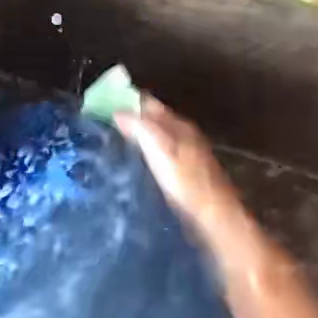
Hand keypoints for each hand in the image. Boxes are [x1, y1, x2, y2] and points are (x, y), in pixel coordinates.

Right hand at [114, 95, 249, 243]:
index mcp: (178, 125)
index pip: (148, 103)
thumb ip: (141, 129)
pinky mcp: (185, 171)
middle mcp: (184, 134)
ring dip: (137, 134)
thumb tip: (118, 111)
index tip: (101, 104)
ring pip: (156, 135)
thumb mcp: (161, 152)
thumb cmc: (187, 184)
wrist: (215, 217)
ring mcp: (186, 153)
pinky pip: (160, 152)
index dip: (126, 100)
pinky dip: (145, 151)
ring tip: (111, 140)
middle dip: (129, 116)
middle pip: (153, 118)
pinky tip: (135, 162)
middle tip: (101, 122)